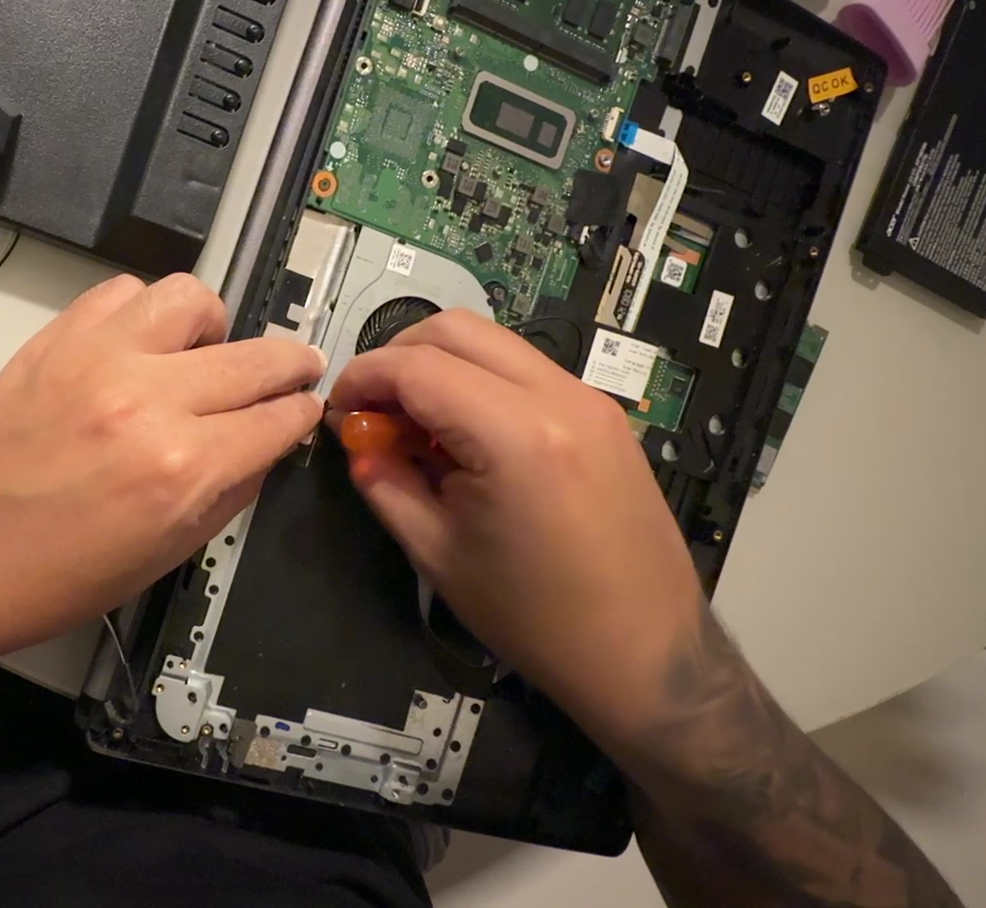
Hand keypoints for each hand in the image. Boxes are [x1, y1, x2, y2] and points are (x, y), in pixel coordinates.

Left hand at [0, 273, 324, 668]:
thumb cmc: (53, 577)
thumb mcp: (165, 556)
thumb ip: (230, 491)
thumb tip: (266, 443)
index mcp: (181, 469)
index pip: (277, 420)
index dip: (303, 414)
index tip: (306, 408)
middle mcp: (145, 400)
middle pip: (254, 357)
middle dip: (291, 364)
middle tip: (295, 369)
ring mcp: (96, 359)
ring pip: (191, 299)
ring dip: (216, 327)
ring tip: (206, 355)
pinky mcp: (55, 340)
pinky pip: (123, 294)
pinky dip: (147, 313)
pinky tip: (143, 345)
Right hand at [327, 309, 701, 741]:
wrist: (649, 656)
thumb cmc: (535, 617)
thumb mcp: (436, 553)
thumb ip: (385, 482)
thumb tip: (356, 441)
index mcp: (515, 436)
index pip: (415, 367)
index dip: (362, 378)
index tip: (337, 410)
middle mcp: (558, 397)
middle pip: (454, 329)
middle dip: (395, 356)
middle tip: (372, 408)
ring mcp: (589, 400)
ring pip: (490, 340)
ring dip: (436, 364)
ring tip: (413, 423)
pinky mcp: (602, 414)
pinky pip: (521, 368)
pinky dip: (475, 379)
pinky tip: (461, 433)